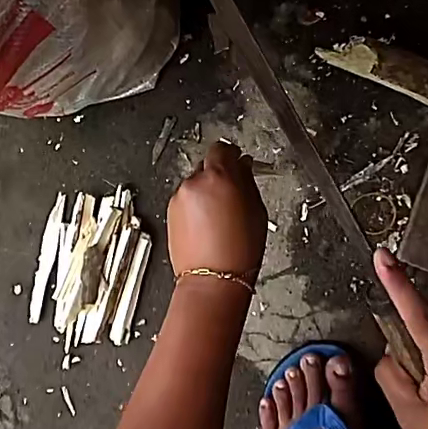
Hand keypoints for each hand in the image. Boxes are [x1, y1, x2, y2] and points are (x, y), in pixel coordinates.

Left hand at [167, 141, 267, 279]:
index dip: (231, 155)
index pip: (222, 149)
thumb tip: (243, 166)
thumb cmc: (238, 251)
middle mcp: (195, 182)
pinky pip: (186, 199)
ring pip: (195, 183)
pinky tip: (207, 224)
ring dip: (206, 192)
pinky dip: (195, 206)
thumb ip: (247, 181)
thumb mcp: (257, 210)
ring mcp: (180, 196)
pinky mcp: (170, 210)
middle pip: (207, 166)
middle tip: (232, 194)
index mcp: (219, 176)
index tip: (237, 161)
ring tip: (220, 216)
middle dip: (219, 176)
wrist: (214, 279)